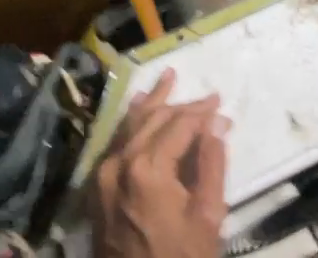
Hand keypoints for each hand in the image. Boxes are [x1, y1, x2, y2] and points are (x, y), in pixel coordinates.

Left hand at [91, 70, 229, 257]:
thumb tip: (217, 123)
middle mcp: (120, 162)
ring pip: (131, 125)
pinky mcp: (97, 186)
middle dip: (182, 105)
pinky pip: (116, 142)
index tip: (221, 105)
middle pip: (154, 119)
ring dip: (153, 102)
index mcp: (148, 169)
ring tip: (168, 78)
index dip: (202, 112)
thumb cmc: (180, 257)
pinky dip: (132, 122)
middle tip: (206, 98)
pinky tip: (139, 106)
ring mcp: (103, 173)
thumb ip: (211, 163)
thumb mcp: (207, 215)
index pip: (179, 125)